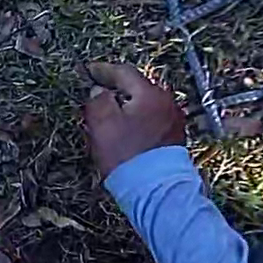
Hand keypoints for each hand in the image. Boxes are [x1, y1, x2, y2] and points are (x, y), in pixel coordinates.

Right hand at [83, 62, 186, 176]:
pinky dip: (135, 122)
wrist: (156, 191)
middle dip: (115, 90)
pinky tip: (125, 133)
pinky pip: (150, 122)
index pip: (124, 73)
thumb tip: (98, 91)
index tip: (88, 71)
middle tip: (96, 93)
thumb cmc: (127, 156)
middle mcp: (167, 104)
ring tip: (108, 116)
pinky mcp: (174, 140)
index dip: (103, 70)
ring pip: (143, 106)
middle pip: (136, 89)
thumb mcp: (102, 124)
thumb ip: (97, 101)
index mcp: (150, 94)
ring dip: (125, 108)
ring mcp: (173, 122)